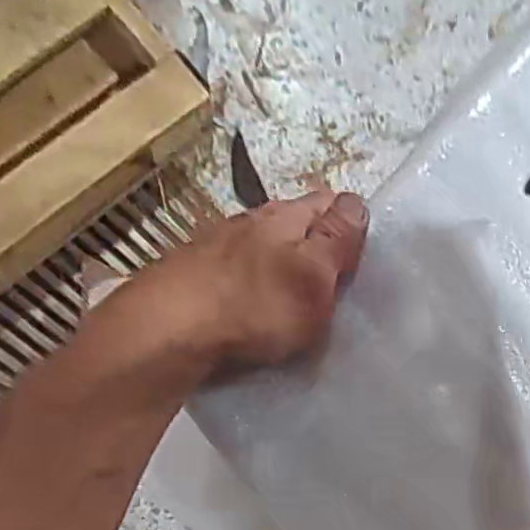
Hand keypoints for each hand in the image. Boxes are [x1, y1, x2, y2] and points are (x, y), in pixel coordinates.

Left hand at [119, 189, 368, 371]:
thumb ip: (336, 240)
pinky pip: (236, 268)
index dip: (349, 224)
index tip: (359, 259)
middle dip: (315, 243)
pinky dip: (251, 280)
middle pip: (295, 222)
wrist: (171, 329)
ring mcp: (218, 242)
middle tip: (331, 282)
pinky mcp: (194, 270)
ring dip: (280, 262)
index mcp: (288, 216)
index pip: (330, 202)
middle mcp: (252, 219)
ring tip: (292, 295)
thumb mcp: (312, 276)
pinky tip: (250, 302)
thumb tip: (356, 201)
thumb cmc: (255, 304)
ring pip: (263, 243)